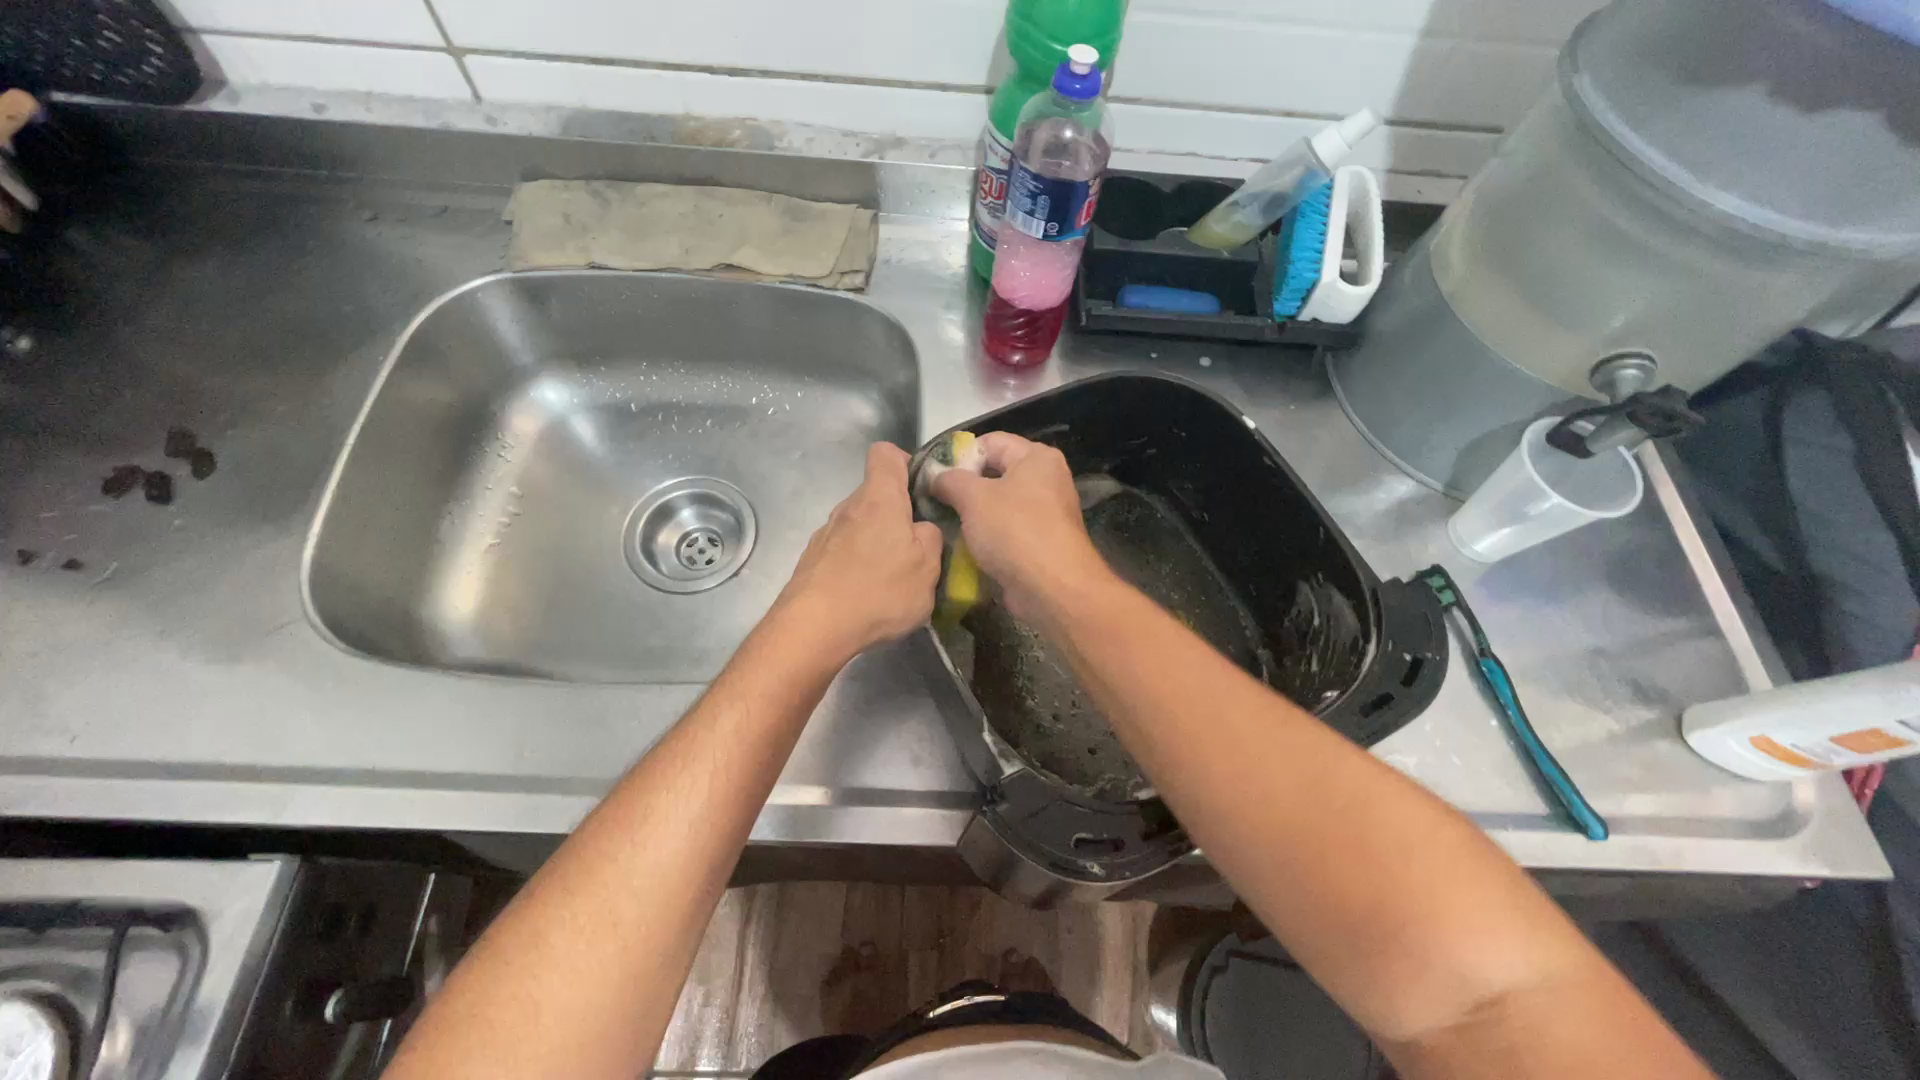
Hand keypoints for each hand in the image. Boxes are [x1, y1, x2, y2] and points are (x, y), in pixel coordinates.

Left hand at [771, 443, 942, 662]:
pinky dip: (858, 567)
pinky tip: (867, 597)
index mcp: (879, 499)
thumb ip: (931, 538)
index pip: (887, 454)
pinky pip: (844, 553)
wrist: (813, 628)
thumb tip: (921, 529)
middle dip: (898, 516)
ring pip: (860, 527)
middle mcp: (848, 508)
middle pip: (875, 496)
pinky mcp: (812, 562)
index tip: (922, 491)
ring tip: (893, 581)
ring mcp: (826, 535)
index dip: (907, 464)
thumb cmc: (878, 591)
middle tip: (918, 550)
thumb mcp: (928, 568)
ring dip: (878, 545)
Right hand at [928, 432, 1112, 621]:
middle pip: (995, 474)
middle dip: (963, 487)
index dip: (960, 455)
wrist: (1052, 589)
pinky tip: (963, 548)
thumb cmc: (1015, 531)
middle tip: (933, 500)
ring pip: (998, 506)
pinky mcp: (1039, 544)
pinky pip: (1005, 532)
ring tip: (943, 524)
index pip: (991, 442)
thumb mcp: (973, 497)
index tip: (933, 475)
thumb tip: (934, 476)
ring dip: (972, 516)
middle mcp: (1046, 481)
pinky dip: (986, 538)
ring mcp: (1045, 515)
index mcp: (1036, 458)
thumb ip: (949, 480)